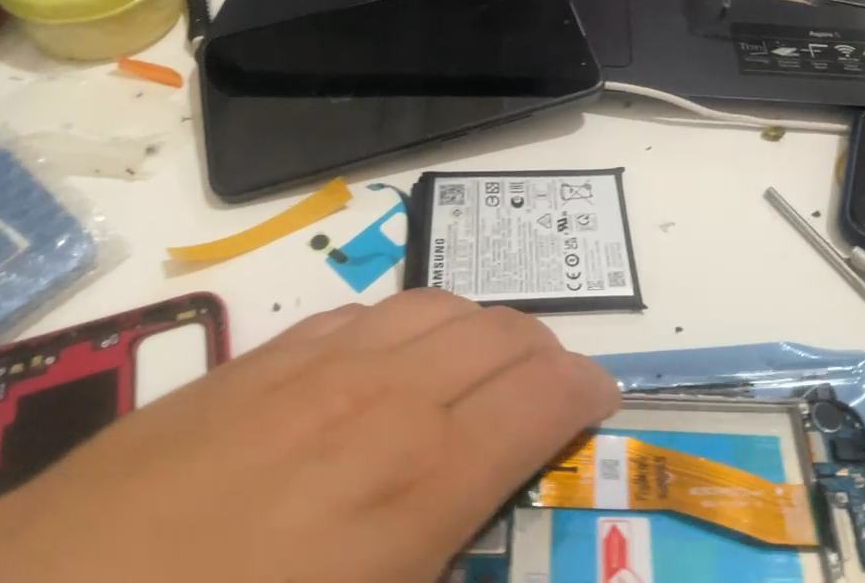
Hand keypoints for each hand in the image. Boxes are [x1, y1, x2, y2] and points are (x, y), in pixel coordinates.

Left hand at [0, 290, 618, 582]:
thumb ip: (436, 563)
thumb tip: (456, 539)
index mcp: (421, 480)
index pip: (542, 397)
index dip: (587, 393)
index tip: (599, 404)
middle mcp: (385, 397)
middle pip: (502, 335)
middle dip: (546, 354)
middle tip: (552, 390)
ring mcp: (321, 364)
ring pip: (440, 308)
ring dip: (483, 332)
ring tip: (484, 369)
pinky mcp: (264, 356)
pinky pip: (370, 313)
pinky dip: (412, 326)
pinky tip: (393, 363)